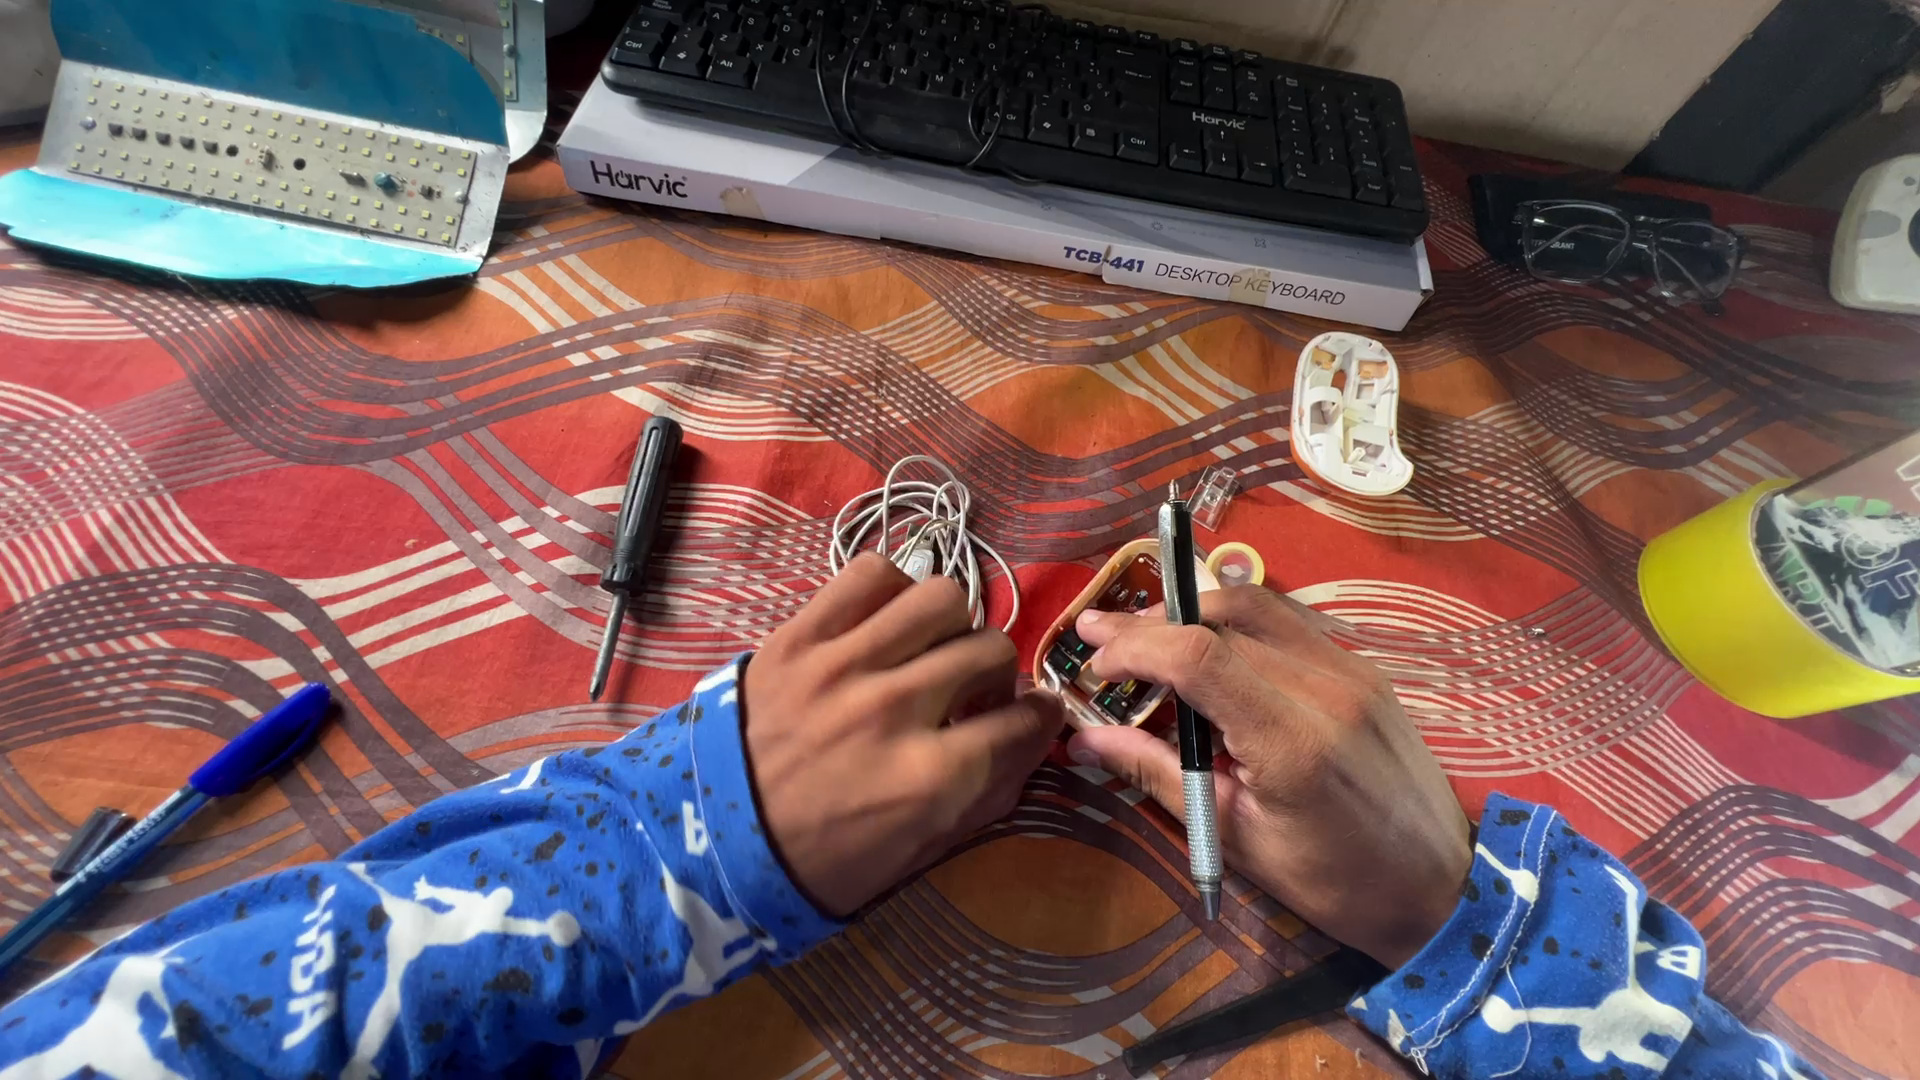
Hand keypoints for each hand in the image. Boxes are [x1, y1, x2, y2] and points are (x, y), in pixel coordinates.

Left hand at [743, 553, 1063, 915]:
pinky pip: (870, 573)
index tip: (1032, 715)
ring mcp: (844, 662)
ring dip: (952, 624)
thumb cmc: (814, 862)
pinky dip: (892, 589)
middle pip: (990, 649)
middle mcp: (895, 707)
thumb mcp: (913, 855)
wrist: (700, 840)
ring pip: (942, 597)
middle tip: (972, 690)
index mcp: (928, 779)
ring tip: (929, 647)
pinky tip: (885, 620)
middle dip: (997, 673)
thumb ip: (983, 797)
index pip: (1023, 722)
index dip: (1040, 718)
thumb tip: (1028, 738)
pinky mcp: (800, 634)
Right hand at [1066, 586, 1469, 968]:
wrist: (1446, 888)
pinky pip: (1284, 619)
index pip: (1198, 657)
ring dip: (1188, 608)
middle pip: (1218, 620)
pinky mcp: (1361, 665)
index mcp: (1291, 742)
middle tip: (1096, 631)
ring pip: (1253, 604)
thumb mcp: (1234, 838)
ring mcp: (1350, 668)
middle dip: (1146, 624)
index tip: (1098, 666)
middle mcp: (1325, 686)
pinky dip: (1231, 617)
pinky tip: (1205, 637)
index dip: (1136, 648)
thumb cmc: (1333, 882)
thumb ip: (1156, 774)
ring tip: (1144, 630)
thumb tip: (1083, 740)